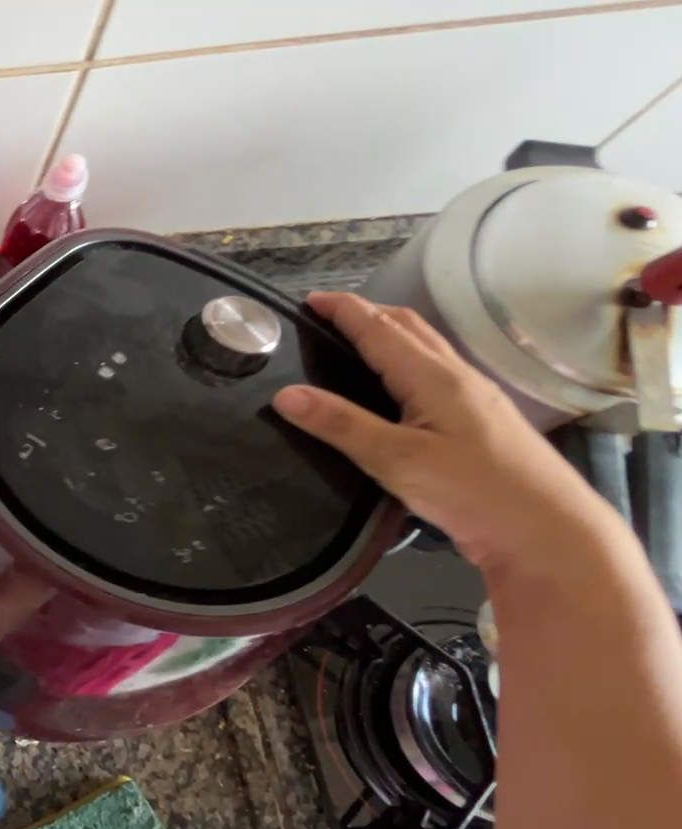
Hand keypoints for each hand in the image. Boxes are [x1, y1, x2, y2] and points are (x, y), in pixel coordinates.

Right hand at [274, 292, 619, 571]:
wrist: (543, 528)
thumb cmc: (470, 489)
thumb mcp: (394, 459)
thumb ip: (340, 424)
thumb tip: (285, 393)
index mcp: (434, 379)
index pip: (382, 331)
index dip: (345, 311)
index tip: (309, 300)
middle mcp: (456, 378)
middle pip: (409, 329)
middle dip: (366, 312)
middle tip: (324, 314)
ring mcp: (470, 397)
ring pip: (423, 348)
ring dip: (386, 332)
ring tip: (351, 335)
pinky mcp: (474, 419)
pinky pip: (430, 372)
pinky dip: (400, 359)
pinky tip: (389, 379)